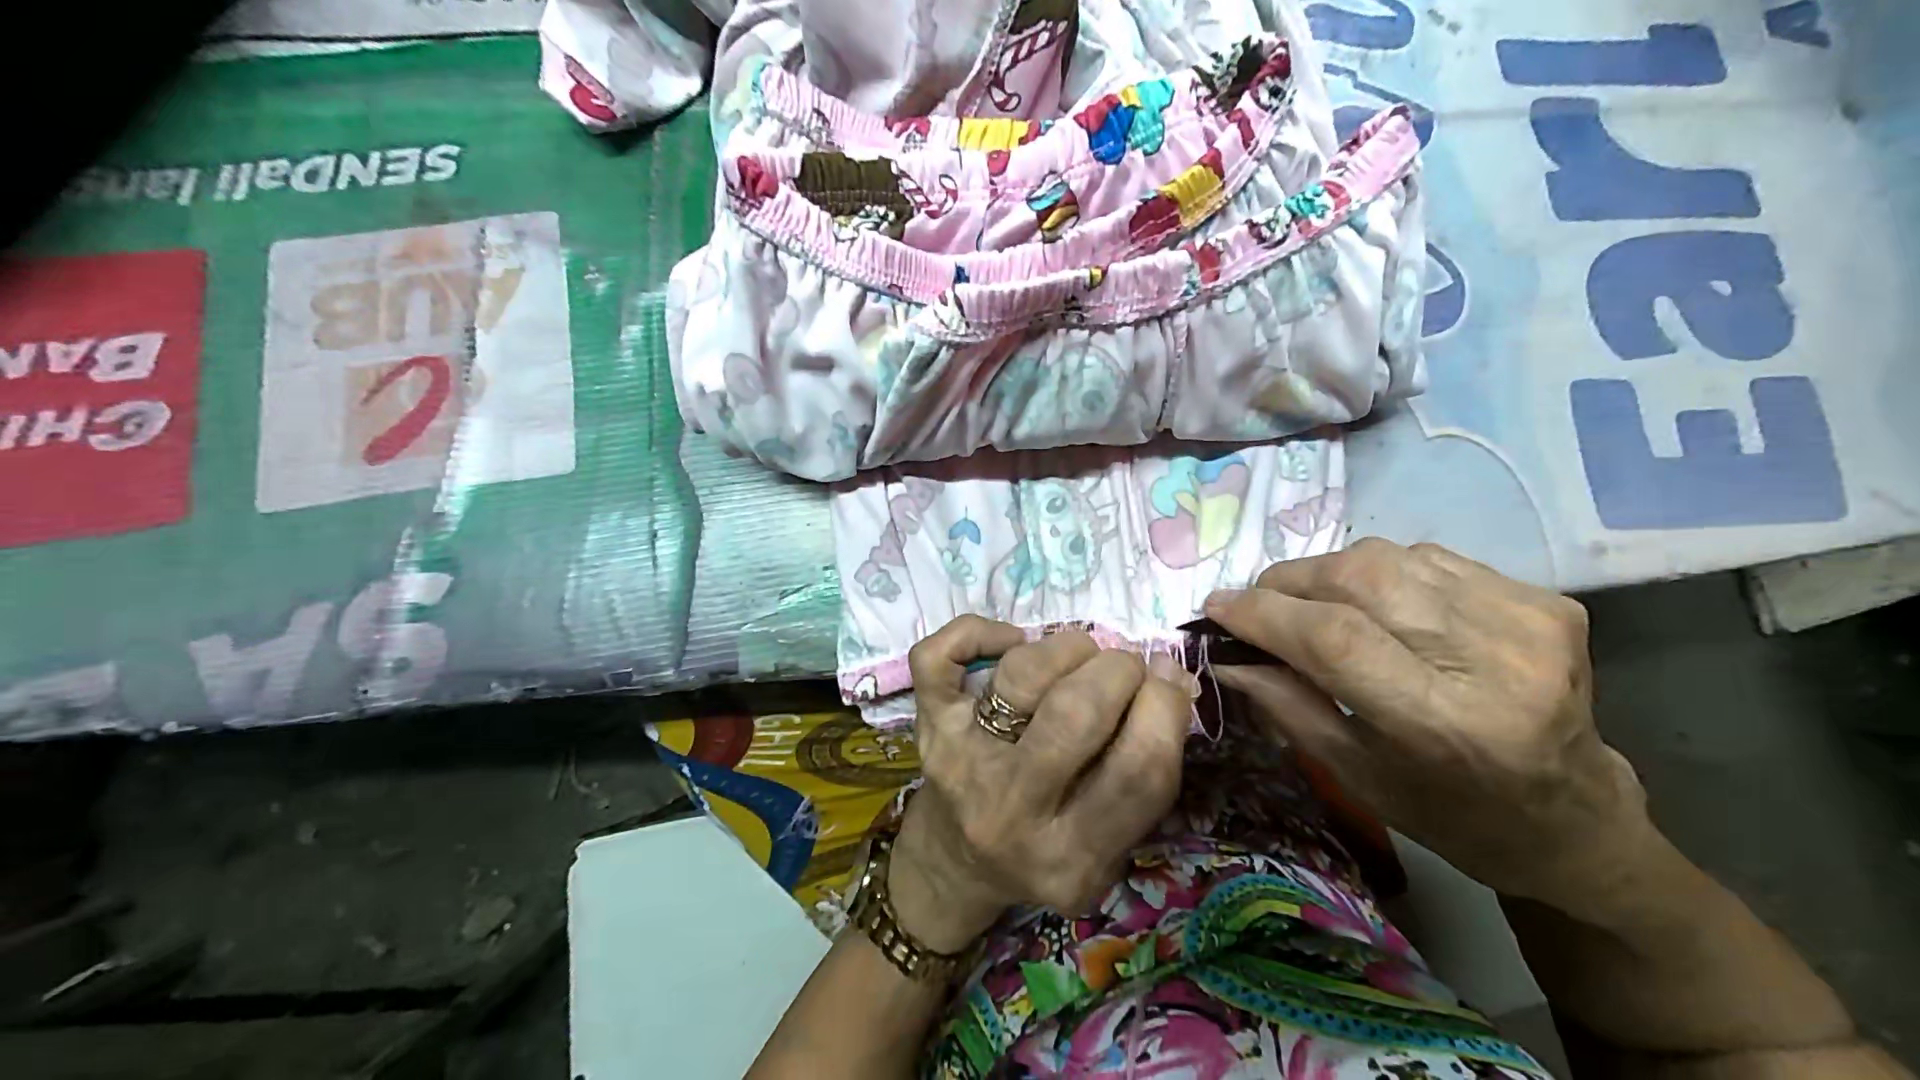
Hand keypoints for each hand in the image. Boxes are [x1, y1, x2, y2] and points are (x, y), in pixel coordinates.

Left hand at [885, 617, 1193, 952]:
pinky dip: (976, 631)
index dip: (1166, 708)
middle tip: (1125, 667)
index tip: (1167, 682)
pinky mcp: (927, 728)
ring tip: (1082, 654)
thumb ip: (1146, 772)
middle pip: (1077, 712)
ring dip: (1067, 646)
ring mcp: (960, 763)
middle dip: (1118, 670)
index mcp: (1071, 856)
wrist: (956, 864)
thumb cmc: (1046, 849)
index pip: (1139, 770)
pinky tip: (1010, 641)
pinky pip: (939, 657)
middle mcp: (1010, 810)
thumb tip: (1173, 675)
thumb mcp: (1109, 844)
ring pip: (1020, 674)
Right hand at [1204, 539, 1655, 918]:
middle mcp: (1497, 662)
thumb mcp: (1352, 772)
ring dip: (1328, 573)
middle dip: (1289, 582)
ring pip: (1389, 557)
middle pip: (1362, 580)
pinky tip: (1375, 604)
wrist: (1572, 818)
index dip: (1264, 613)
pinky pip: (1427, 558)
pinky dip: (1380, 573)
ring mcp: (1528, 621)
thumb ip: (1282, 702)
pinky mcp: (1545, 600)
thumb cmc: (1448, 812)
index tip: (1215, 606)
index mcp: (1446, 724)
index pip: (1334, 639)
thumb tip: (1223, 649)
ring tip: (1309, 603)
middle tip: (1257, 602)